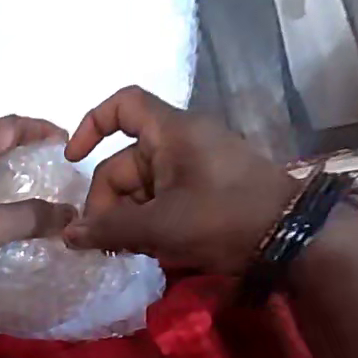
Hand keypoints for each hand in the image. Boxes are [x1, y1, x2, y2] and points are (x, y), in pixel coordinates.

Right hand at [62, 86, 298, 273]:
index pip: (124, 106)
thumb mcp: (159, 226)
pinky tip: (144, 249)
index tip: (74, 162)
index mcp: (171, 133)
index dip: (92, 126)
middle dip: (106, 203)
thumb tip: (67, 234)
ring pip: (138, 189)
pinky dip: (145, 223)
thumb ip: (108, 230)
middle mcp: (179, 144)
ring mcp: (192, 169)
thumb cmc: (222, 219)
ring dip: (124, 220)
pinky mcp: (201, 192)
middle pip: (122, 164)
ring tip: (125, 251)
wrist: (289, 238)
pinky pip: (158, 201)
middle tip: (101, 242)